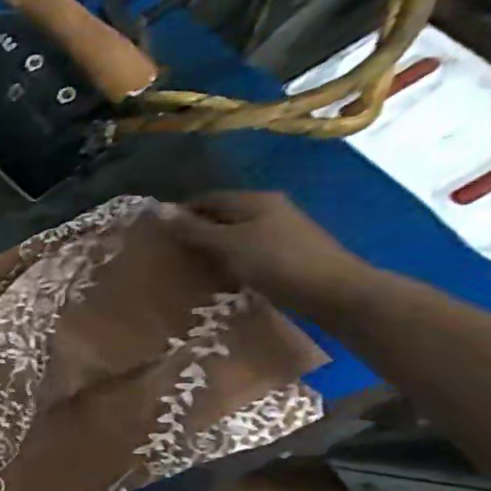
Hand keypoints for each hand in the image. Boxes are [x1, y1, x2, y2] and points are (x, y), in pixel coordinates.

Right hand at [160, 191, 376, 314]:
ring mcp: (278, 231)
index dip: (180, 213)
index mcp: (254, 200)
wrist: (333, 291)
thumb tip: (159, 210)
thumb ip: (193, 228)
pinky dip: (227, 258)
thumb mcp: (227, 243)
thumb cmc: (276, 261)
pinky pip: (245, 249)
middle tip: (168, 251)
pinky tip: (216, 273)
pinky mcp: (283, 252)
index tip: (157, 234)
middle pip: (220, 215)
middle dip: (194, 230)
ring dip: (210, 246)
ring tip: (188, 264)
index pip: (206, 198)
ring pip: (232, 234)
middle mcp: (268, 209)